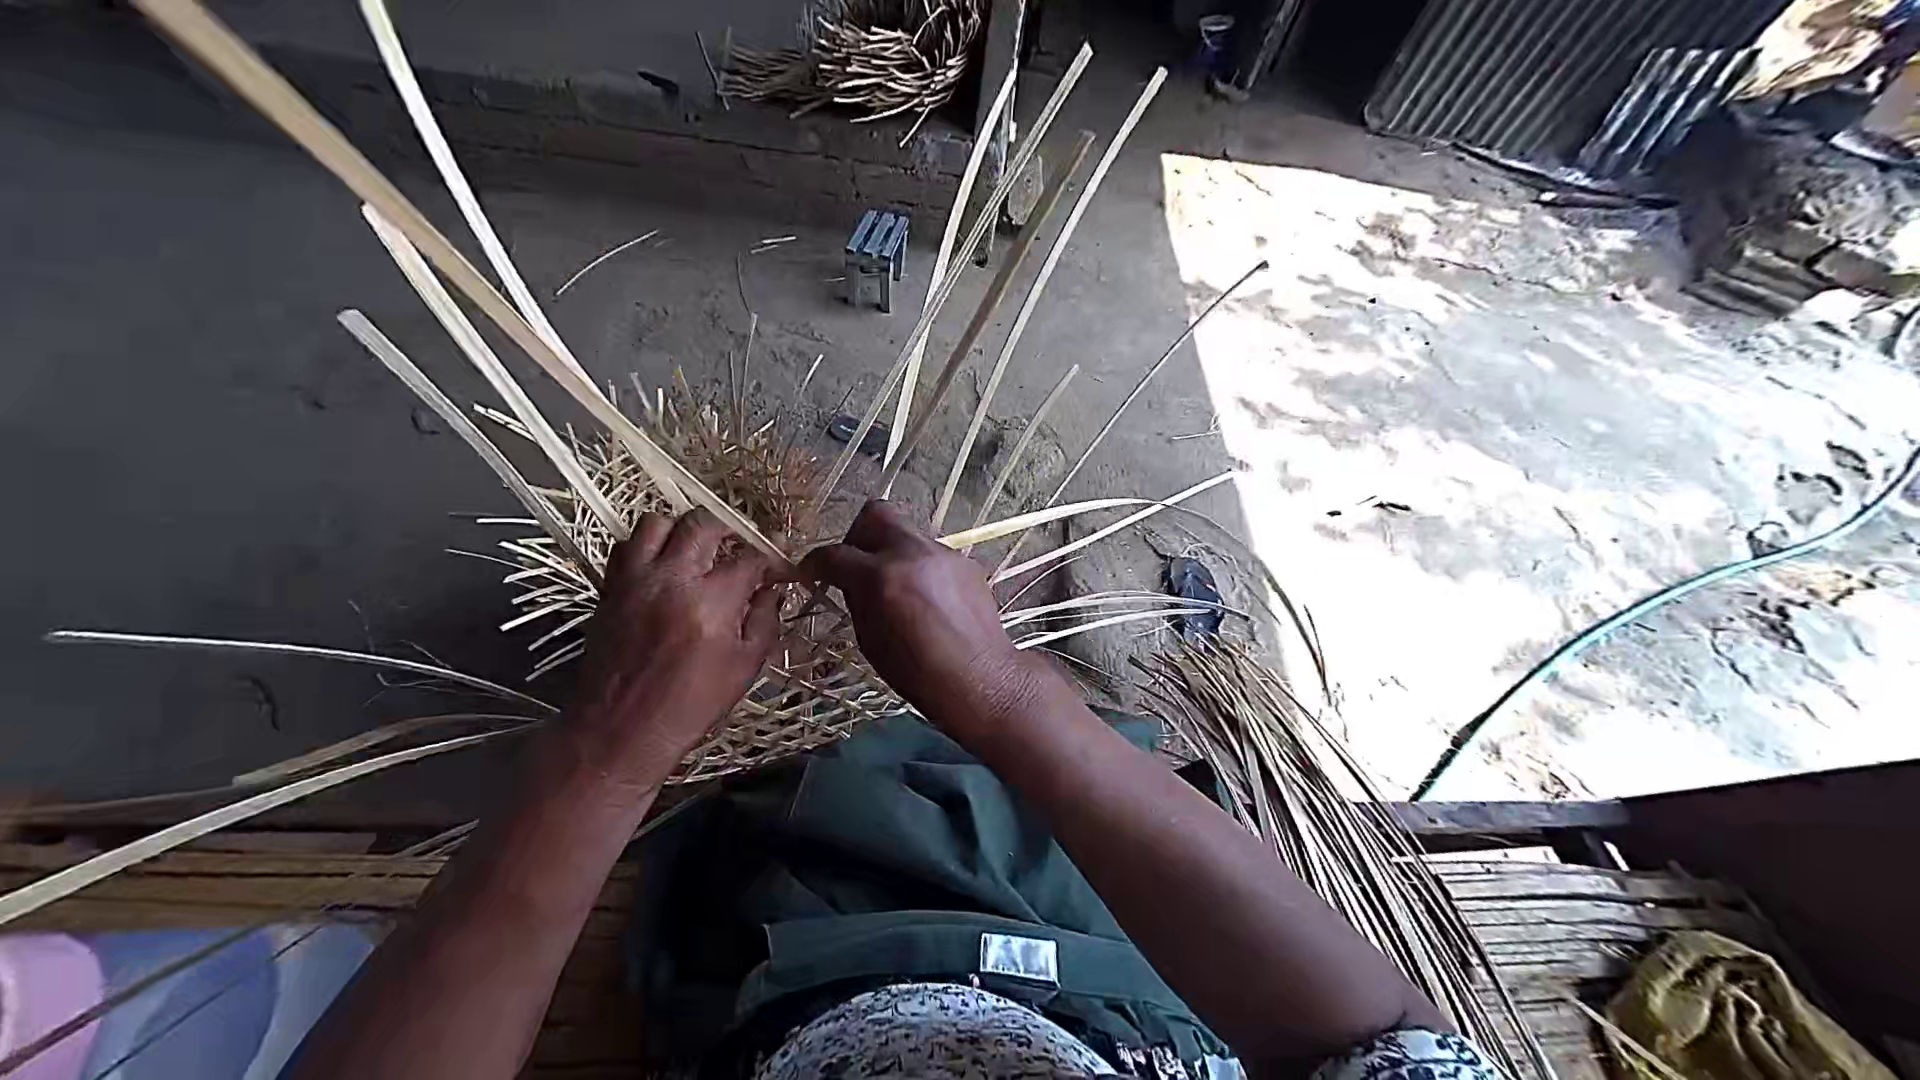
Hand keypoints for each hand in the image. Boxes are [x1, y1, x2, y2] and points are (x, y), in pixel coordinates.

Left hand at [568, 509, 783, 785]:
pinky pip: (628, 546)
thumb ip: (764, 620)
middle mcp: (672, 580)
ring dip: (684, 530)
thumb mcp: (745, 668)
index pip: (750, 558)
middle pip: (703, 525)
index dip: (771, 557)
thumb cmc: (690, 705)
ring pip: (658, 523)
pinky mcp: (610, 588)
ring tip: (698, 551)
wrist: (619, 729)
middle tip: (739, 549)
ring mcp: (635, 580)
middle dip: (730, 531)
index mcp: (712, 602)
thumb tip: (772, 590)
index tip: (779, 566)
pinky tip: (664, 566)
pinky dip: (649, 546)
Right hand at [800, 500, 1051, 736]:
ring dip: (892, 551)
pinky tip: (927, 598)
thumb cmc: (917, 672)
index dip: (817, 563)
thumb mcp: (870, 639)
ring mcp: (943, 553)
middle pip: (876, 513)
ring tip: (897, 585)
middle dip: (858, 535)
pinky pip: (932, 553)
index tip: (813, 571)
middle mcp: (912, 553)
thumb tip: (848, 580)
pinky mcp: (965, 561)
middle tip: (857, 563)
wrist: (978, 678)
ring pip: (907, 532)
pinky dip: (920, 567)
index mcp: (881, 576)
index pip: (836, 554)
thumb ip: (856, 598)